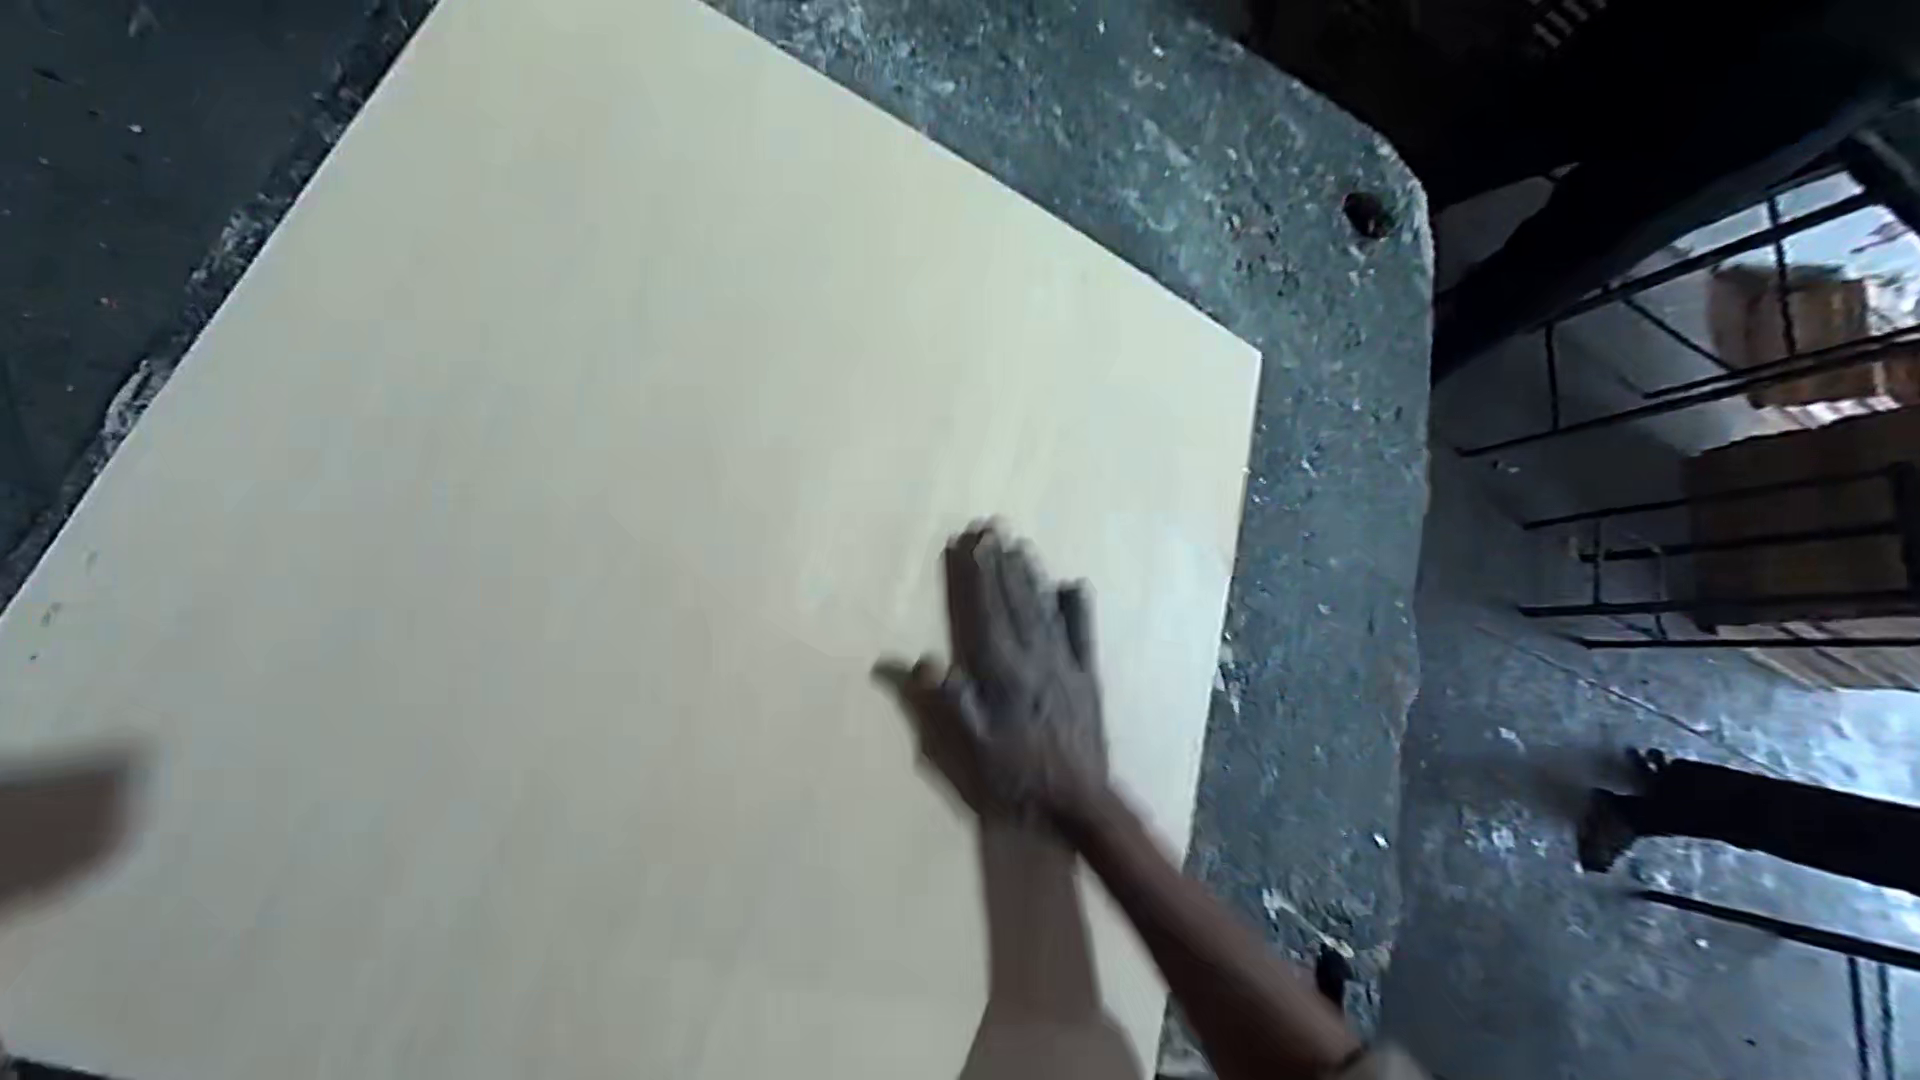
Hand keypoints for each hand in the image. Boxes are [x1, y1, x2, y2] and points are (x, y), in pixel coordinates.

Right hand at [875, 524, 1107, 823]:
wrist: (1079, 803)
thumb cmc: (1018, 778)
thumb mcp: (971, 750)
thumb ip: (946, 702)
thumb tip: (917, 660)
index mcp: (1003, 671)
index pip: (985, 611)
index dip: (977, 575)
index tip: (971, 543)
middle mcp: (1035, 657)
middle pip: (1014, 601)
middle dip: (1001, 563)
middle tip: (993, 528)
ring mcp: (1065, 664)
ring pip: (1044, 609)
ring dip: (1030, 576)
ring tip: (1020, 546)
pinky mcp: (1087, 677)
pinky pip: (1081, 635)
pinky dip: (1076, 608)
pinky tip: (1072, 585)